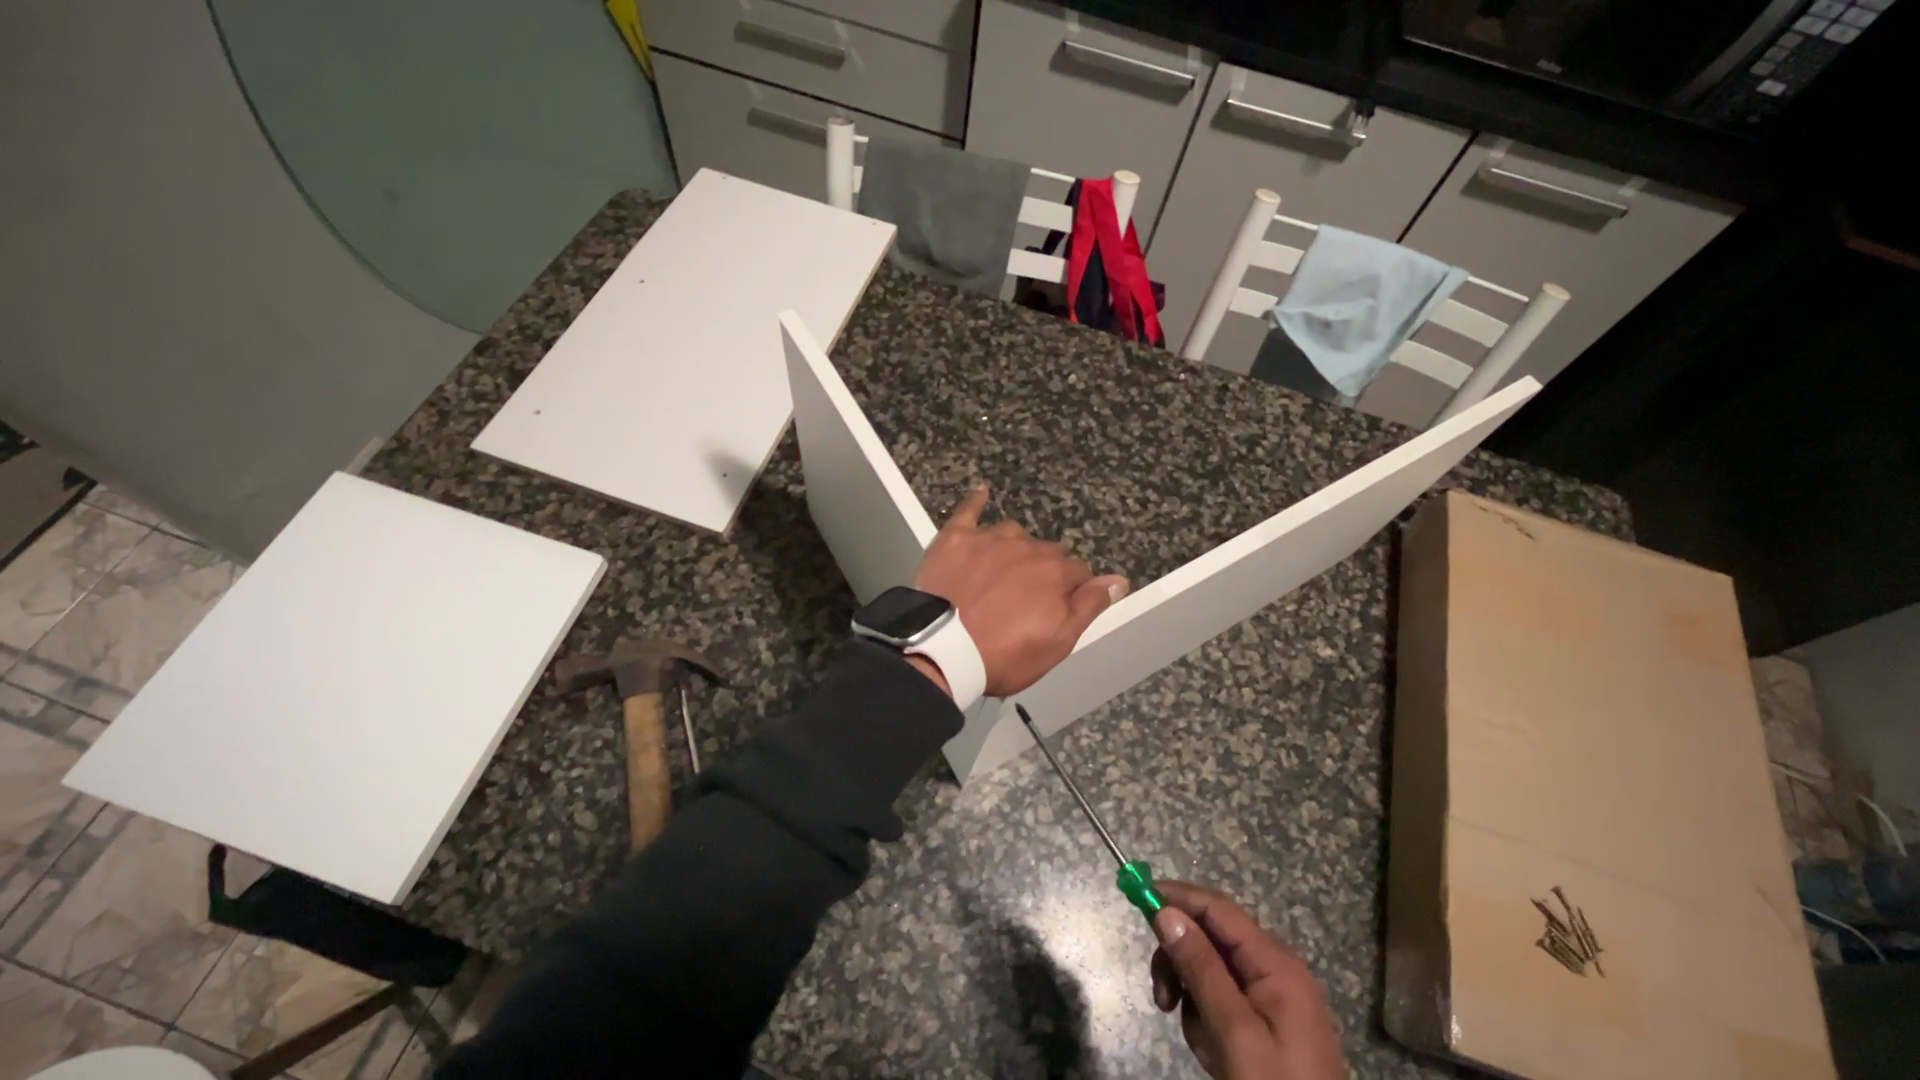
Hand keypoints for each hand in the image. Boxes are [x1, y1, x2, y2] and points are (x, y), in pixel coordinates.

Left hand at [912, 483, 1126, 697]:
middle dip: (1044, 570)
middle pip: (1047, 552)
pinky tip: (982, 491)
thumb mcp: (1057, 642)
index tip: (1059, 608)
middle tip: (1027, 598)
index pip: (1079, 573)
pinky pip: (969, 511)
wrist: (942, 652)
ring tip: (1003, 571)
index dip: (1072, 591)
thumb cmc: (1004, 655)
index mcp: (1056, 573)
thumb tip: (1118, 580)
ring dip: (1016, 547)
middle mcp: (1028, 548)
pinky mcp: (956, 539)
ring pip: (1013, 534)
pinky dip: (976, 501)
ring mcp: (990, 540)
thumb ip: (1089, 606)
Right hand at [1149, 881, 1347, 1079]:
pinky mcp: (1269, 1020)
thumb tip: (1166, 912)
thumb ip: (1199, 968)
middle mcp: (1276, 968)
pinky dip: (1208, 1018)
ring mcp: (1274, 995)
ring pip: (1212, 972)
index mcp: (1274, 962)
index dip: (1177, 897)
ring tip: (1203, 1043)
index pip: (1218, 908)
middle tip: (1162, 999)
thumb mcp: (1232, 1030)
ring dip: (1194, 999)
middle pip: (1211, 938)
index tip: (1136, 897)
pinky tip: (1215, 1051)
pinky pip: (1224, 1000)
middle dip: (1181, 963)